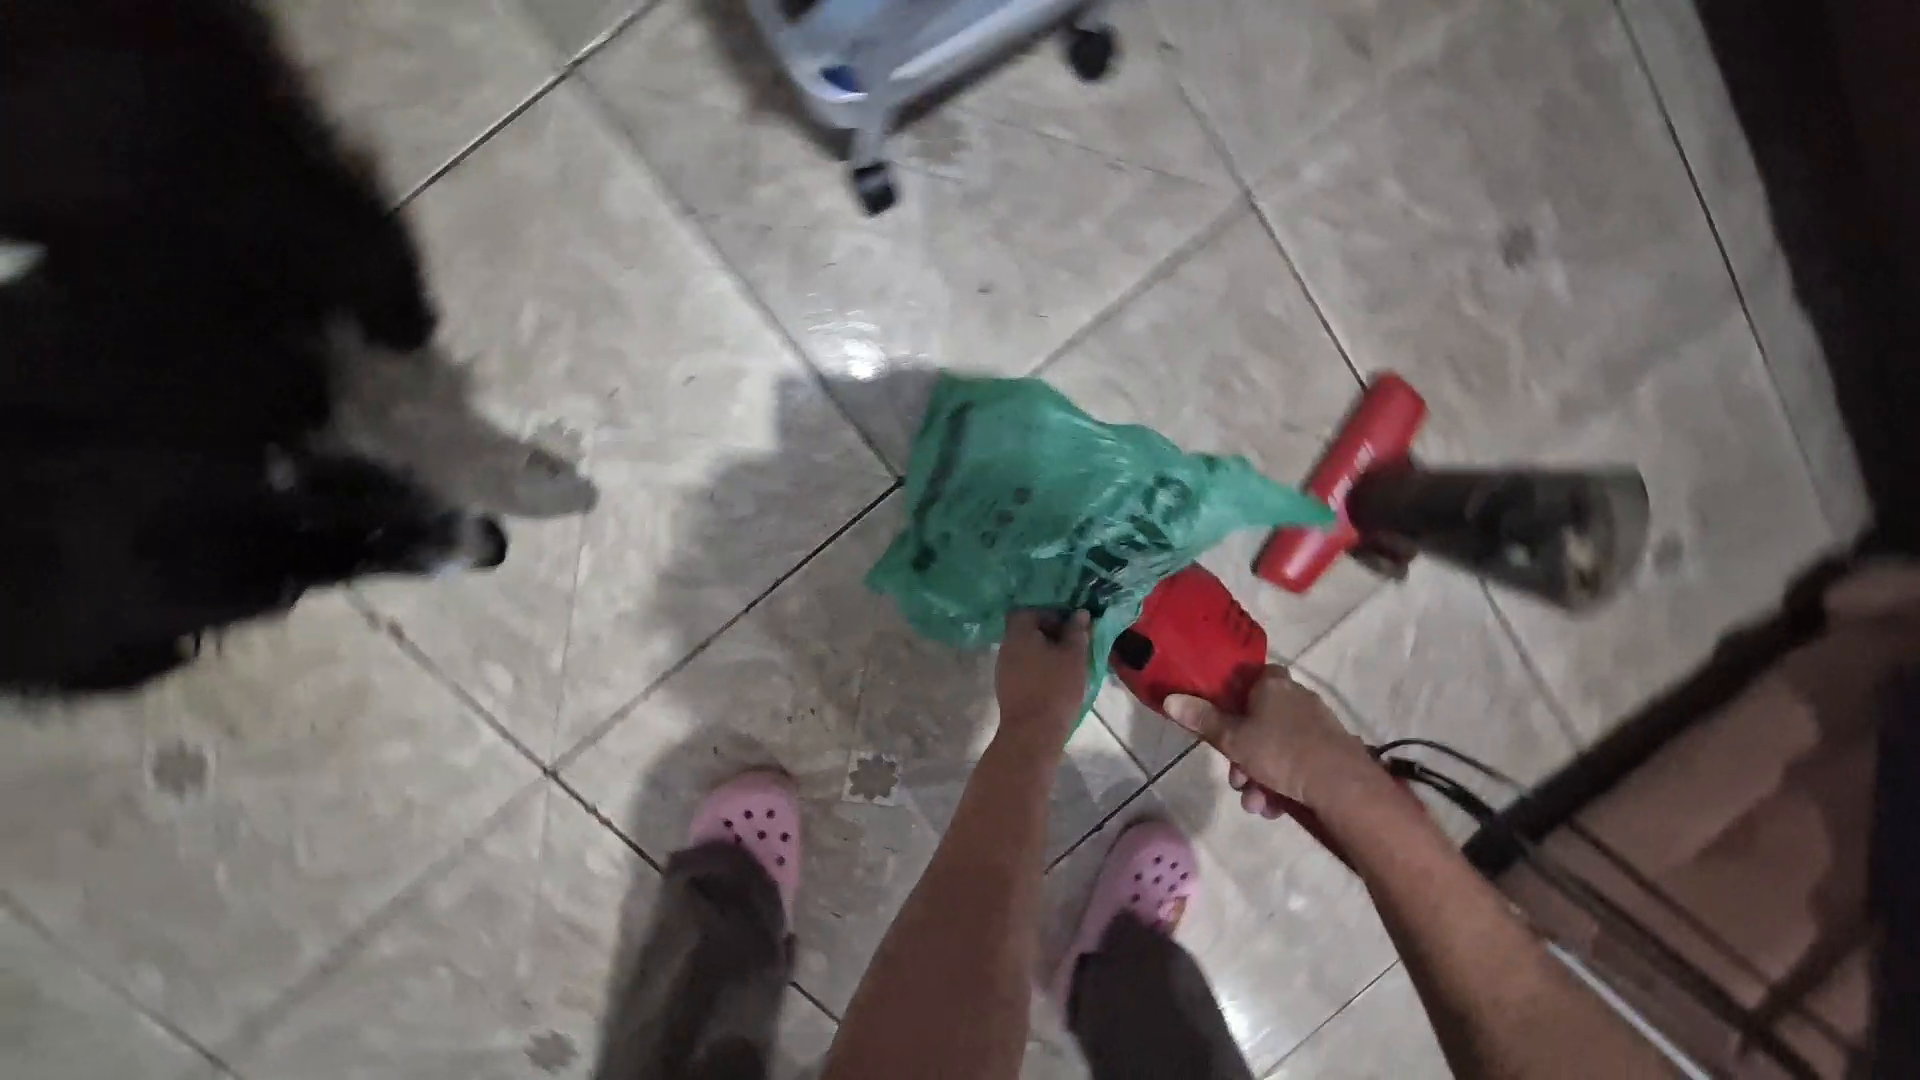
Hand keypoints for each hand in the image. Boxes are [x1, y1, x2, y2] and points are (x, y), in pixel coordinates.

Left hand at [995, 609, 1091, 744]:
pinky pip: (1024, 668)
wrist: (1033, 733)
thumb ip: (1076, 631)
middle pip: (1027, 630)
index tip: (1070, 626)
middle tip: (1074, 644)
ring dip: (1046, 652)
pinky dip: (1040, 668)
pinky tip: (1057, 680)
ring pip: (1027, 650)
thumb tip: (1080, 613)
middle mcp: (1006, 647)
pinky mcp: (1007, 688)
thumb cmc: (1055, 688)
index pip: (1029, 611)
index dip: (1051, 614)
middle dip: (1051, 633)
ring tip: (1069, 663)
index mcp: (1018, 634)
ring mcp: (1003, 669)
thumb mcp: (1074, 656)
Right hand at [1165, 666, 1381, 816]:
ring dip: (1259, 776)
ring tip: (1256, 803)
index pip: (1247, 677)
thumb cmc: (1280, 751)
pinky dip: (1282, 782)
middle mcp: (1296, 696)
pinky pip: (1296, 760)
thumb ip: (1202, 719)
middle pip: (1257, 719)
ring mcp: (1316, 722)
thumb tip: (1169, 699)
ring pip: (1275, 745)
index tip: (1221, 725)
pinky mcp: (1331, 748)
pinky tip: (1275, 806)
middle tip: (1235, 779)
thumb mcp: (1233, 739)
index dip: (1230, 699)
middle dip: (1241, 755)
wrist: (1341, 785)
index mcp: (1272, 683)